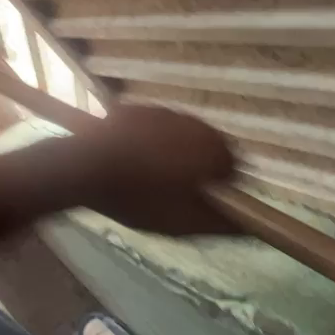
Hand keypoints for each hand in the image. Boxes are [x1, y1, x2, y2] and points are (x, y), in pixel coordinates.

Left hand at [65, 105, 238, 236]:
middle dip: (195, 165)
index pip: (231, 167)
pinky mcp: (135, 108)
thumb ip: (223, 223)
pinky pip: (152, 125)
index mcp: (212, 148)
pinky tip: (129, 156)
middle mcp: (193, 122)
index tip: (196, 199)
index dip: (216, 185)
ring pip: (179, 134)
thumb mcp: (183, 222)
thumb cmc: (138, 198)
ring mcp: (162, 110)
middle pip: (206, 146)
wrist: (84, 166)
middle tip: (170, 189)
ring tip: (146, 174)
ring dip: (171, 150)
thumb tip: (250, 226)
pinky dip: (147, 138)